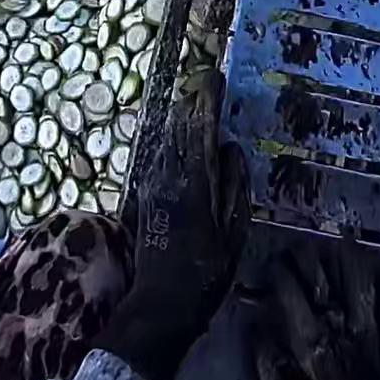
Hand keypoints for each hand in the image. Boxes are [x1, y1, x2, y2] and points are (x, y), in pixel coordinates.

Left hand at [96, 70, 245, 379]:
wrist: (162, 300)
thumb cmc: (207, 270)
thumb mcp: (233, 233)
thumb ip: (234, 186)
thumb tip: (230, 147)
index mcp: (195, 183)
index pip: (199, 130)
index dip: (206, 100)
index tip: (214, 78)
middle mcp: (170, 175)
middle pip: (179, 126)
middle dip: (191, 99)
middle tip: (204, 78)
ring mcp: (154, 181)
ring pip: (167, 137)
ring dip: (179, 112)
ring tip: (193, 94)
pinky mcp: (146, 190)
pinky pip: (160, 151)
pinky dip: (171, 133)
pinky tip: (177, 129)